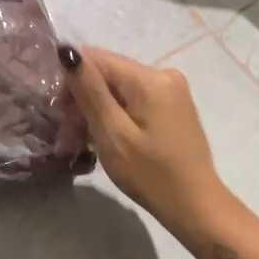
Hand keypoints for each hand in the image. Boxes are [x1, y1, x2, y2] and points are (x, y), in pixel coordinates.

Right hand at [62, 45, 235, 242]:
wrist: (196, 208)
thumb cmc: (151, 175)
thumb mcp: (112, 134)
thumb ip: (89, 90)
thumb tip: (66, 50)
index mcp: (149, 78)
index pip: (95, 58)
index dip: (71, 80)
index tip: (62, 114)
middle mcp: (162, 74)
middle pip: (107, 71)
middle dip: (83, 97)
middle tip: (70, 133)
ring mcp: (171, 89)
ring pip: (118, 86)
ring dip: (97, 108)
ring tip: (85, 139)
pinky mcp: (173, 105)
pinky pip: (134, 97)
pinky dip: (116, 113)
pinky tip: (108, 136)